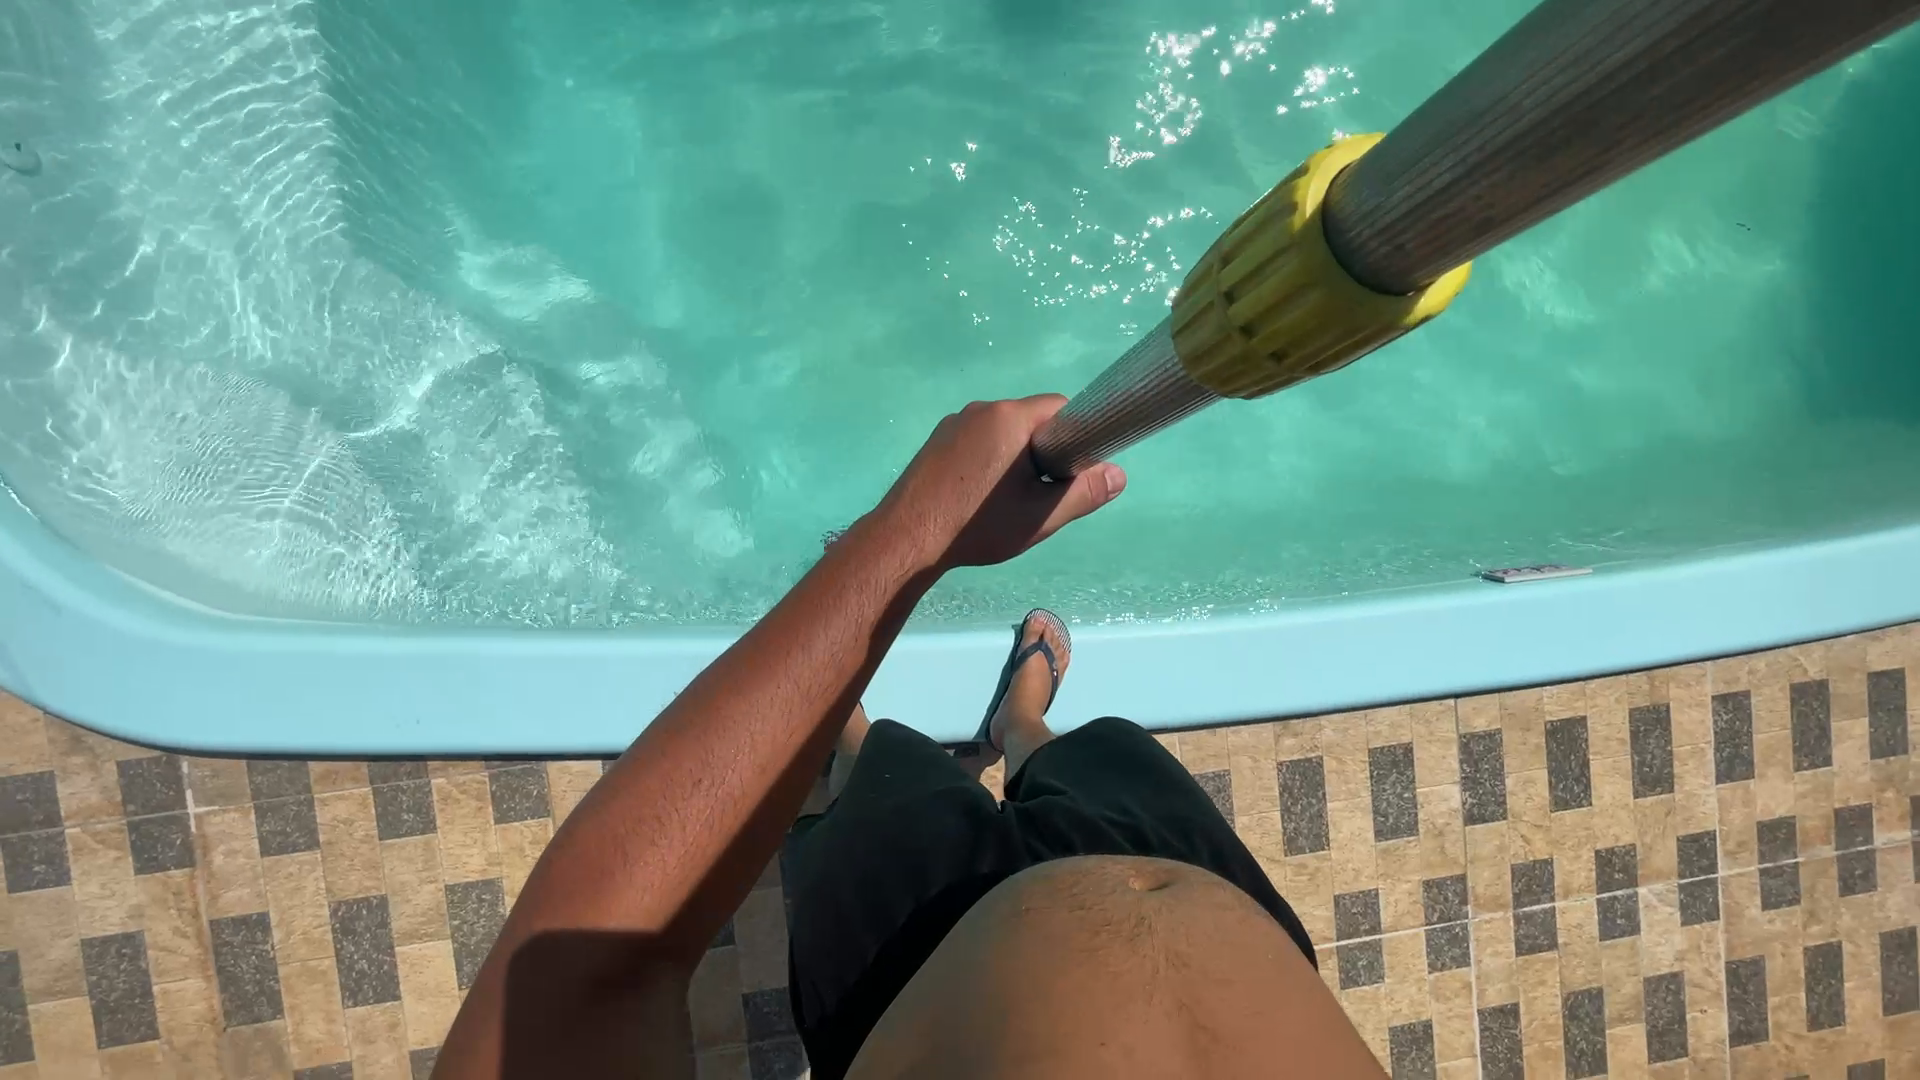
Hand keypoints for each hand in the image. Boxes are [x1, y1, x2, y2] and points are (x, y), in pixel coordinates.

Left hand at [869, 395, 1126, 568]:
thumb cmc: (978, 525)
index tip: (1072, 471)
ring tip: (1006, 501)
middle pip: (1030, 420)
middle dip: (1044, 451)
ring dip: (1014, 459)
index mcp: (1009, 416)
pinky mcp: (934, 443)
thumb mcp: (1040, 516)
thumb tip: (1118, 475)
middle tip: (1040, 494)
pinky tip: (978, 498)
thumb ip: (1084, 493)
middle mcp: (980, 409)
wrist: (907, 540)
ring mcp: (952, 424)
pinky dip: (987, 462)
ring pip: (1002, 433)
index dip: (1076, 436)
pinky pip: (976, 442)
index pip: (1060, 408)